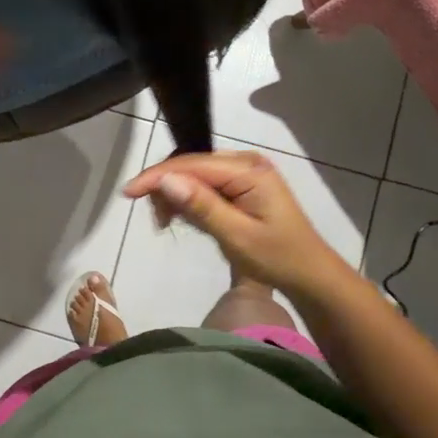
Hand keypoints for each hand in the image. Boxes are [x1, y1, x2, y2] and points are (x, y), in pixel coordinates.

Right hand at [122, 151, 348, 295]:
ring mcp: (245, 172)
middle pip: (191, 165)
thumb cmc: (277, 258)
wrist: (309, 274)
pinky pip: (207, 184)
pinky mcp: (243, 185)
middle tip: (156, 221)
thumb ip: (202, 206)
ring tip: (167, 224)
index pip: (191, 165)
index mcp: (249, 170)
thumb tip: (166, 180)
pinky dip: (190, 200)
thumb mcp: (236, 236)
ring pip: (195, 174)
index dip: (157, 177)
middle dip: (165, 187)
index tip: (127, 193)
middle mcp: (246, 163)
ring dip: (176, 195)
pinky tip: (184, 219)